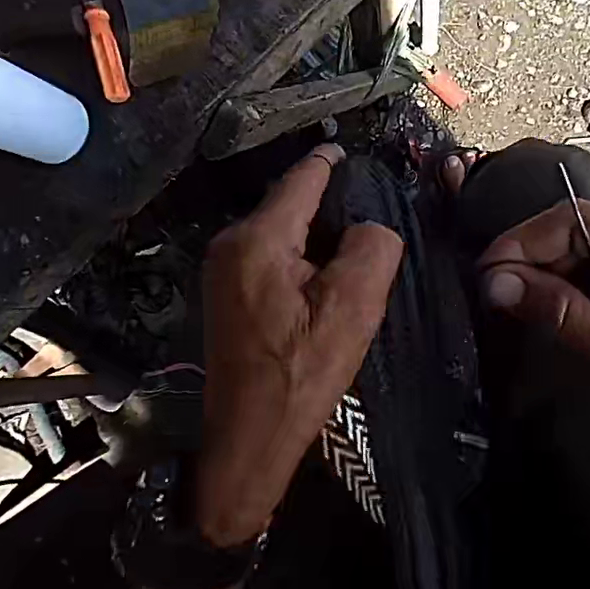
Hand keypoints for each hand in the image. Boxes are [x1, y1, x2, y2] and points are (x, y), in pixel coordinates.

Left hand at [194, 145, 403, 544]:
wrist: (248, 437)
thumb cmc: (301, 375)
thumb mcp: (353, 310)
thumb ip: (371, 248)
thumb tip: (367, 225)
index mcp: (259, 239)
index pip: (302, 179)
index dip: (330, 161)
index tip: (349, 151)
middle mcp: (229, 244)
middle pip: (287, 204)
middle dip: (326, 206)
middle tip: (365, 222)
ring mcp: (218, 270)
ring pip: (277, 231)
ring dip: (311, 237)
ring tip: (346, 256)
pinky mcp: (221, 295)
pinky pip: (265, 257)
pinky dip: (293, 259)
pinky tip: (315, 284)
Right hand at [476, 202, 589, 480]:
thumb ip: (565, 317)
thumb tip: (499, 284)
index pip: (576, 221)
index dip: (522, 242)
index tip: (486, 273)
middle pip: (578, 230)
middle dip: (531, 260)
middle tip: (494, 296)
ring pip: (585, 250)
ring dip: (548, 276)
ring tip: (515, 308)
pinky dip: (570, 290)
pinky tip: (552, 315)